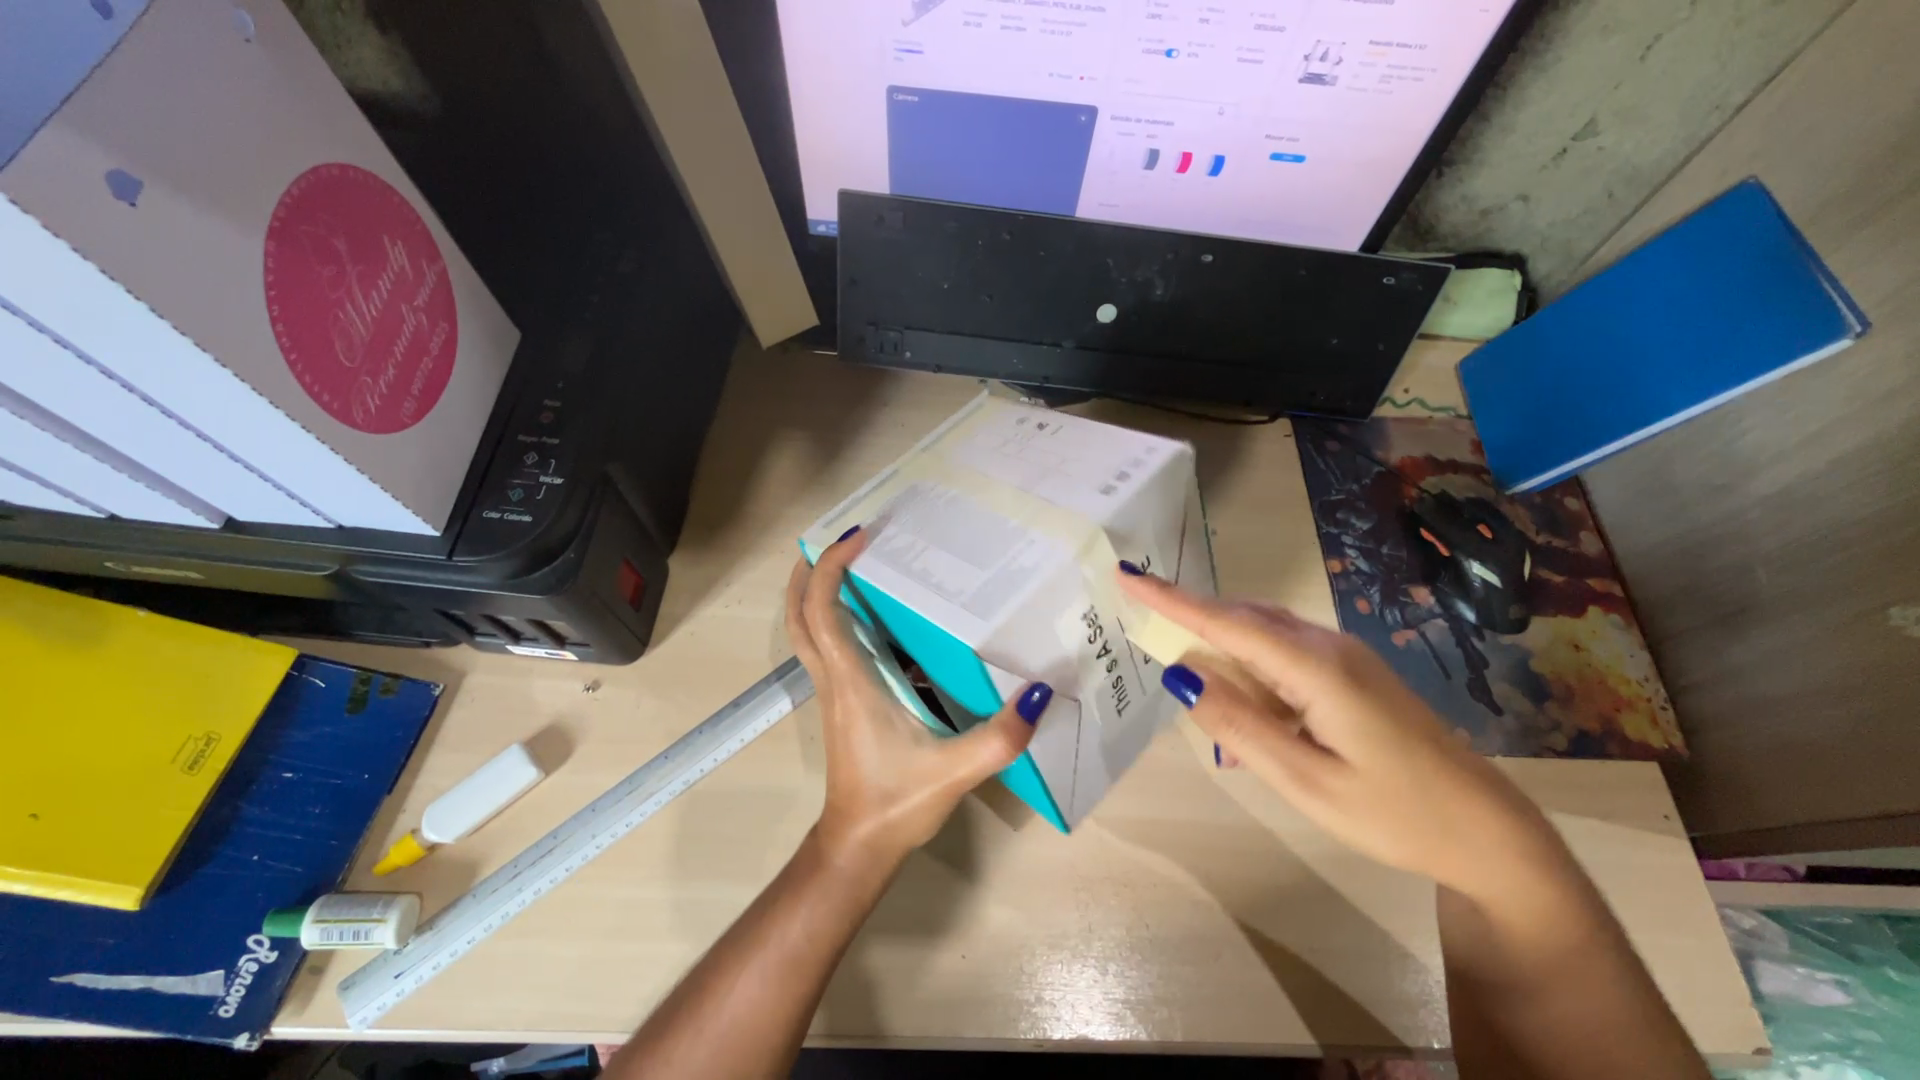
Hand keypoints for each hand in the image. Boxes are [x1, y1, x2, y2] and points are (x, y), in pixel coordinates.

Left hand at [788, 527, 1046, 867]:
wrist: (858, 846)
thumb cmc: (895, 803)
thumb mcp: (955, 770)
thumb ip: (1000, 736)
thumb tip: (1041, 691)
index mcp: (851, 682)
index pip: (822, 610)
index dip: (830, 567)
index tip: (859, 536)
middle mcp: (834, 680)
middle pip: (799, 614)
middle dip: (807, 571)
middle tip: (836, 539)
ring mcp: (835, 694)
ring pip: (809, 633)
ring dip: (818, 595)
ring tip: (857, 566)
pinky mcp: (844, 706)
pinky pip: (831, 651)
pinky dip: (840, 623)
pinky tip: (883, 621)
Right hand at [1117, 569, 1569, 896]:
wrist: (1486, 829)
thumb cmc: (1394, 813)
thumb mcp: (1305, 781)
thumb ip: (1239, 725)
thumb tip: (1181, 675)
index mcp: (1316, 668)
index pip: (1227, 623)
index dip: (1171, 599)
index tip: (1126, 574)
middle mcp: (1330, 648)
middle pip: (1244, 619)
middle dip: (1189, 615)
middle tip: (1139, 620)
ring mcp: (1347, 658)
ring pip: (1265, 634)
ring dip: (1220, 645)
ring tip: (1183, 667)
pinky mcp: (1355, 676)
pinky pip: (1286, 654)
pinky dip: (1250, 665)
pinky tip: (1243, 701)